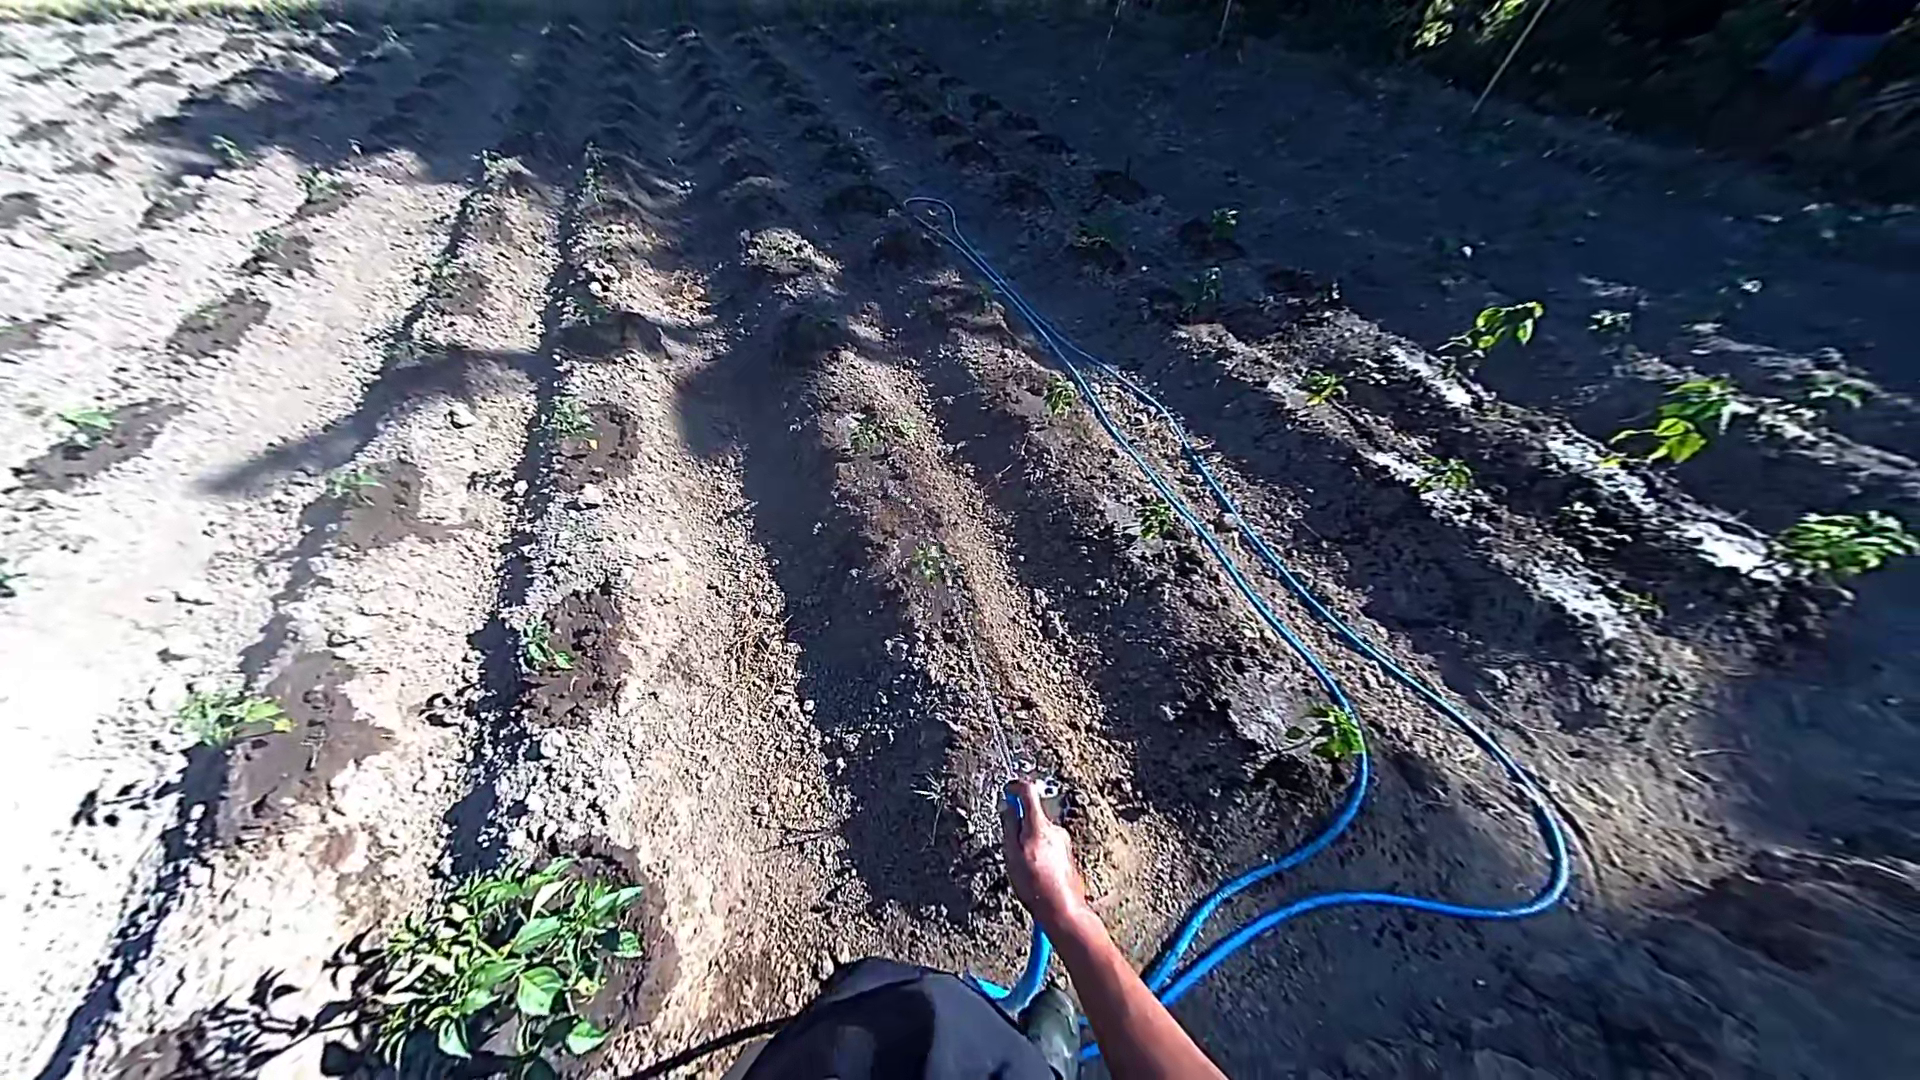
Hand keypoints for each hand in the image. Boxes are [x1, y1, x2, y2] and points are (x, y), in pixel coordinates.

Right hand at [1001, 778, 1090, 934]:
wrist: (1063, 910)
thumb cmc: (1035, 886)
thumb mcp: (1012, 855)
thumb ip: (1009, 826)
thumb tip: (1008, 807)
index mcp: (1039, 826)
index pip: (1028, 790)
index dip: (1014, 787)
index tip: (1007, 793)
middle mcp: (1055, 828)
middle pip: (1034, 812)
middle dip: (1020, 822)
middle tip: (1011, 843)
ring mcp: (1063, 840)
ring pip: (1040, 829)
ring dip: (1030, 838)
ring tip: (1024, 865)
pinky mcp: (1067, 852)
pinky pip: (1048, 842)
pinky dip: (1039, 849)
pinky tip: (1036, 871)